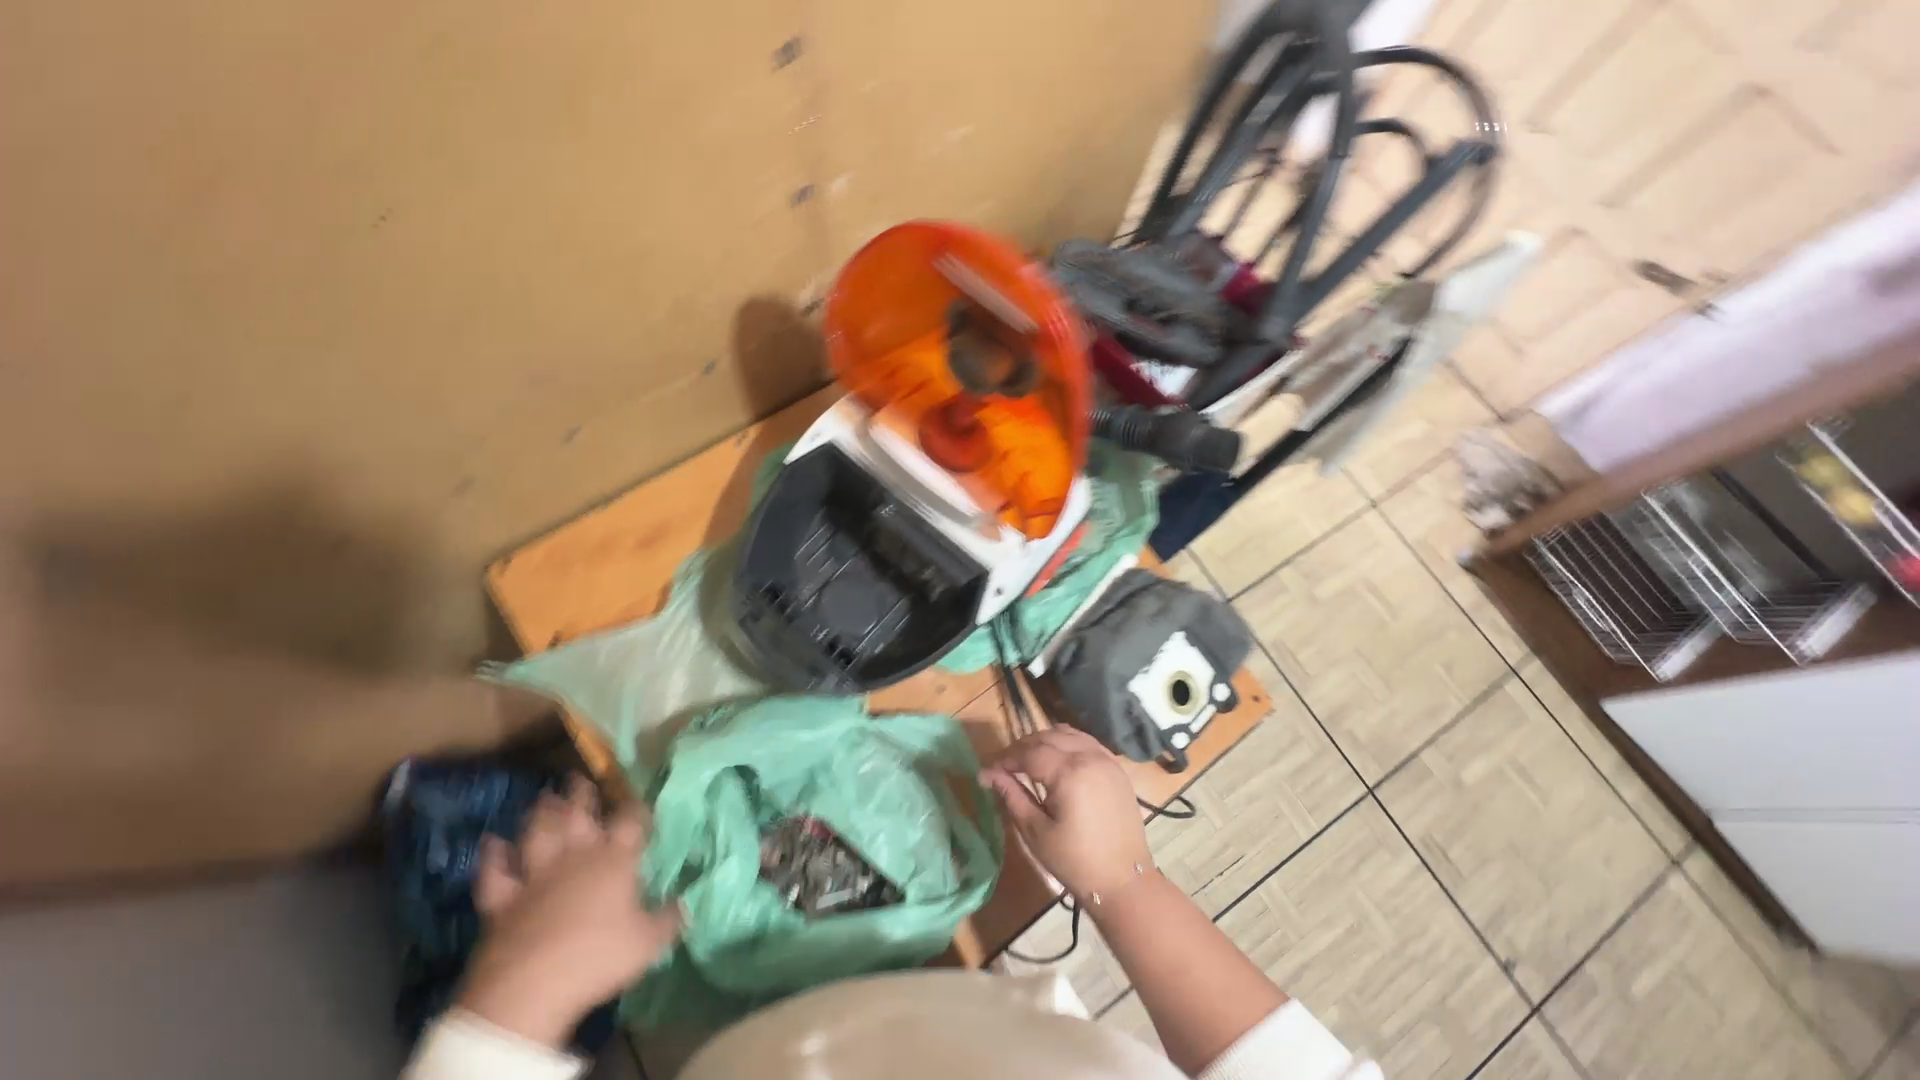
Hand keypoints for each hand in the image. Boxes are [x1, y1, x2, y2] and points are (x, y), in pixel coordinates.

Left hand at [456, 775, 681, 1047]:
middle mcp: (575, 858)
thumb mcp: (648, 943)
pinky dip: (493, 855)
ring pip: (537, 834)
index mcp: (614, 862)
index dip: (636, 809)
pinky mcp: (502, 899)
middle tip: (579, 778)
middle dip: (581, 795)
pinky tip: (493, 841)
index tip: (640, 802)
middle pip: (578, 816)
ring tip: (544, 799)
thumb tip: (686, 905)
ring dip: (540, 815)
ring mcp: (534, 876)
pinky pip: (495, 871)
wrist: (529, 987)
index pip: (630, 823)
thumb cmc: (597, 958)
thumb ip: (668, 920)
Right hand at [980, 727, 1150, 902]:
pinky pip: (1086, 742)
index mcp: (1069, 772)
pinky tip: (1056, 761)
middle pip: (1047, 737)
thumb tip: (987, 774)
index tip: (988, 772)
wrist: (1124, 880)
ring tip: (1028, 762)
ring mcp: (1106, 760)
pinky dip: (1066, 743)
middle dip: (1022, 748)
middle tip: (1005, 767)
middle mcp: (1089, 757)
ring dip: (1044, 741)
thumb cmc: (1075, 861)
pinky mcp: (1116, 768)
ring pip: (1068, 734)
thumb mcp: (1036, 832)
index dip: (1005, 759)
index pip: (1029, 753)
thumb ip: (1012, 796)